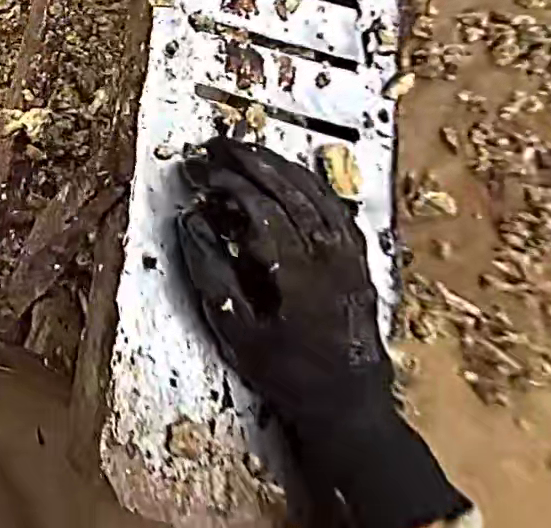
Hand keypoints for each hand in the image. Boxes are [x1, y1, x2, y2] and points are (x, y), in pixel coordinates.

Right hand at [176, 138, 469, 527]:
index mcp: (301, 277)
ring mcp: (352, 262)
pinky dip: (311, 185)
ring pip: (321, 198)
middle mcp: (334, 262)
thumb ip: (210, 271)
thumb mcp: (234, 327)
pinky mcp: (358, 264)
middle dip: (252, 162)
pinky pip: (338, 211)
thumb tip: (192, 221)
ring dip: (281, 167)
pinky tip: (290, 175)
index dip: (228, 183)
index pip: (264, 210)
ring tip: (246, 150)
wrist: (347, 406)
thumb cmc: (283, 369)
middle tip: (216, 145)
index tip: (197, 170)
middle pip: (295, 195)